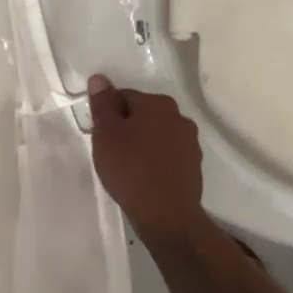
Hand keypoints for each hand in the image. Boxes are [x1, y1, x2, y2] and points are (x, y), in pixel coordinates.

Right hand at [87, 75, 203, 236]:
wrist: (165, 213)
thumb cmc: (131, 168)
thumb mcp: (107, 134)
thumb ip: (102, 104)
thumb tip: (99, 79)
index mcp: (158, 104)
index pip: (124, 97)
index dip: (107, 115)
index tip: (99, 137)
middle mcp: (179, 117)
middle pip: (142, 115)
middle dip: (125, 129)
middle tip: (110, 153)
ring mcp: (190, 142)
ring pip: (156, 136)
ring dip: (141, 145)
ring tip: (126, 168)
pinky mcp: (193, 165)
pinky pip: (166, 156)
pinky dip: (154, 162)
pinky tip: (143, 179)